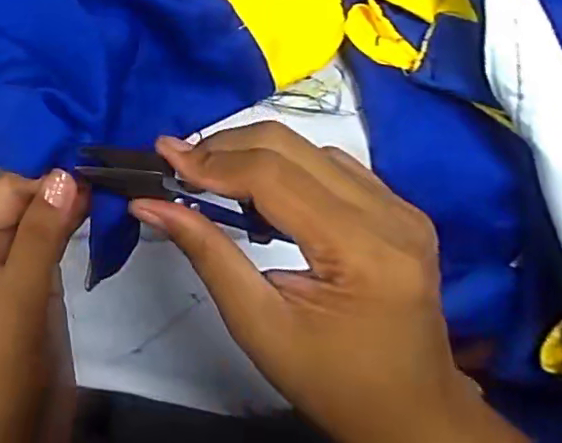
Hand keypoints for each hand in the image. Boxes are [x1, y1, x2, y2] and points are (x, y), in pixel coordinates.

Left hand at [0, 170, 87, 442]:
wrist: (8, 438)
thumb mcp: (18, 296)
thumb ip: (41, 235)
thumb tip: (63, 172)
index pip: (9, 188)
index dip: (47, 175)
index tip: (91, 161)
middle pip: (26, 198)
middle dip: (62, 183)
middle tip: (110, 164)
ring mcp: (12, 261)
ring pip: (43, 217)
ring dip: (73, 202)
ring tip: (112, 179)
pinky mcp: (37, 282)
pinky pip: (55, 241)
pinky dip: (76, 226)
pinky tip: (102, 210)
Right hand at [130, 124, 525, 442]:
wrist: (415, 418)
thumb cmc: (333, 381)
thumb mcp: (257, 324)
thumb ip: (204, 252)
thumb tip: (146, 202)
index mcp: (364, 253)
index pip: (272, 177)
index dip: (211, 161)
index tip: (162, 157)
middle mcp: (391, 218)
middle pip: (286, 146)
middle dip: (222, 149)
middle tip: (178, 166)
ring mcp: (399, 208)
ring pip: (302, 145)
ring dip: (247, 152)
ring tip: (209, 177)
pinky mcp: (396, 207)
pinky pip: (323, 160)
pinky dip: (277, 161)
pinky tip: (255, 187)